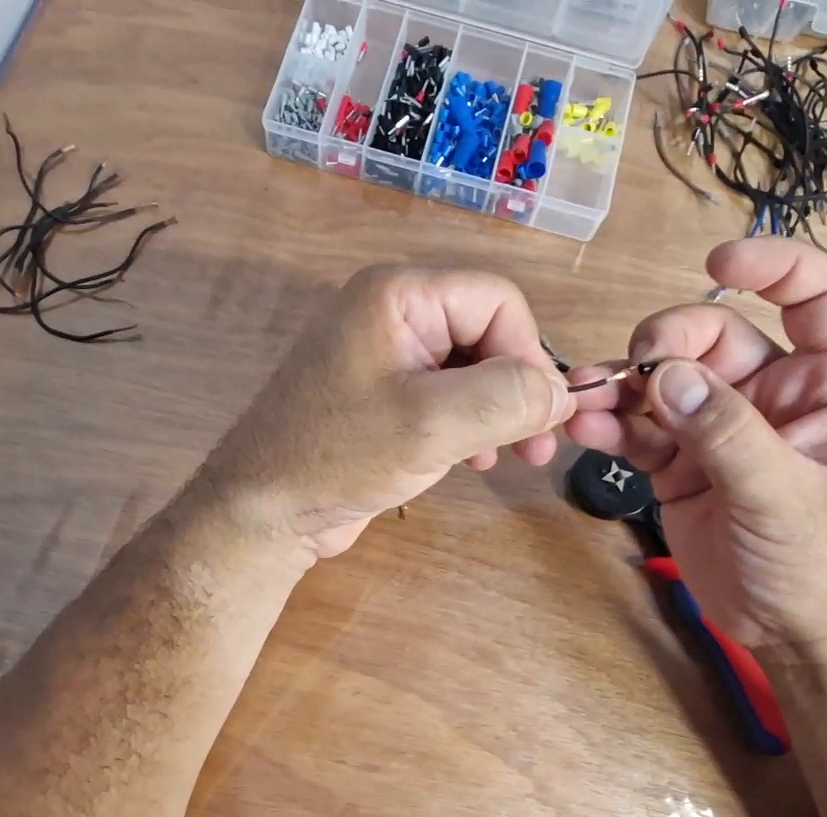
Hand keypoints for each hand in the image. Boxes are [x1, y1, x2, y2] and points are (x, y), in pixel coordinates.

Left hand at [203, 265, 572, 559]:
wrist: (263, 510)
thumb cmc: (340, 456)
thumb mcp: (433, 425)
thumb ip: (508, 398)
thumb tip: (564, 392)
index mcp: (398, 295)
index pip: (497, 301)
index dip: (529, 354)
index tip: (543, 416)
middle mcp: (392, 313)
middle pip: (486, 333)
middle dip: (517, 388)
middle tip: (538, 448)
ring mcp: (385, 357)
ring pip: (470, 369)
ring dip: (498, 412)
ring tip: (512, 459)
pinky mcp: (382, 397)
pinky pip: (445, 397)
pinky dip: (470, 425)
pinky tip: (478, 461)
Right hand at [564, 238, 826, 659]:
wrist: (790, 633)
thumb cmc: (822, 565)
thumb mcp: (784, 496)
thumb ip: (728, 433)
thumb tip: (668, 376)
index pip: (814, 298)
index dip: (774, 267)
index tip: (716, 263)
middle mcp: (772, 397)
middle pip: (714, 338)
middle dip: (669, 343)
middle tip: (636, 367)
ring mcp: (720, 429)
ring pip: (667, 382)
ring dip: (625, 385)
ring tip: (588, 399)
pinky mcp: (680, 464)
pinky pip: (641, 430)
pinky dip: (612, 426)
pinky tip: (584, 429)